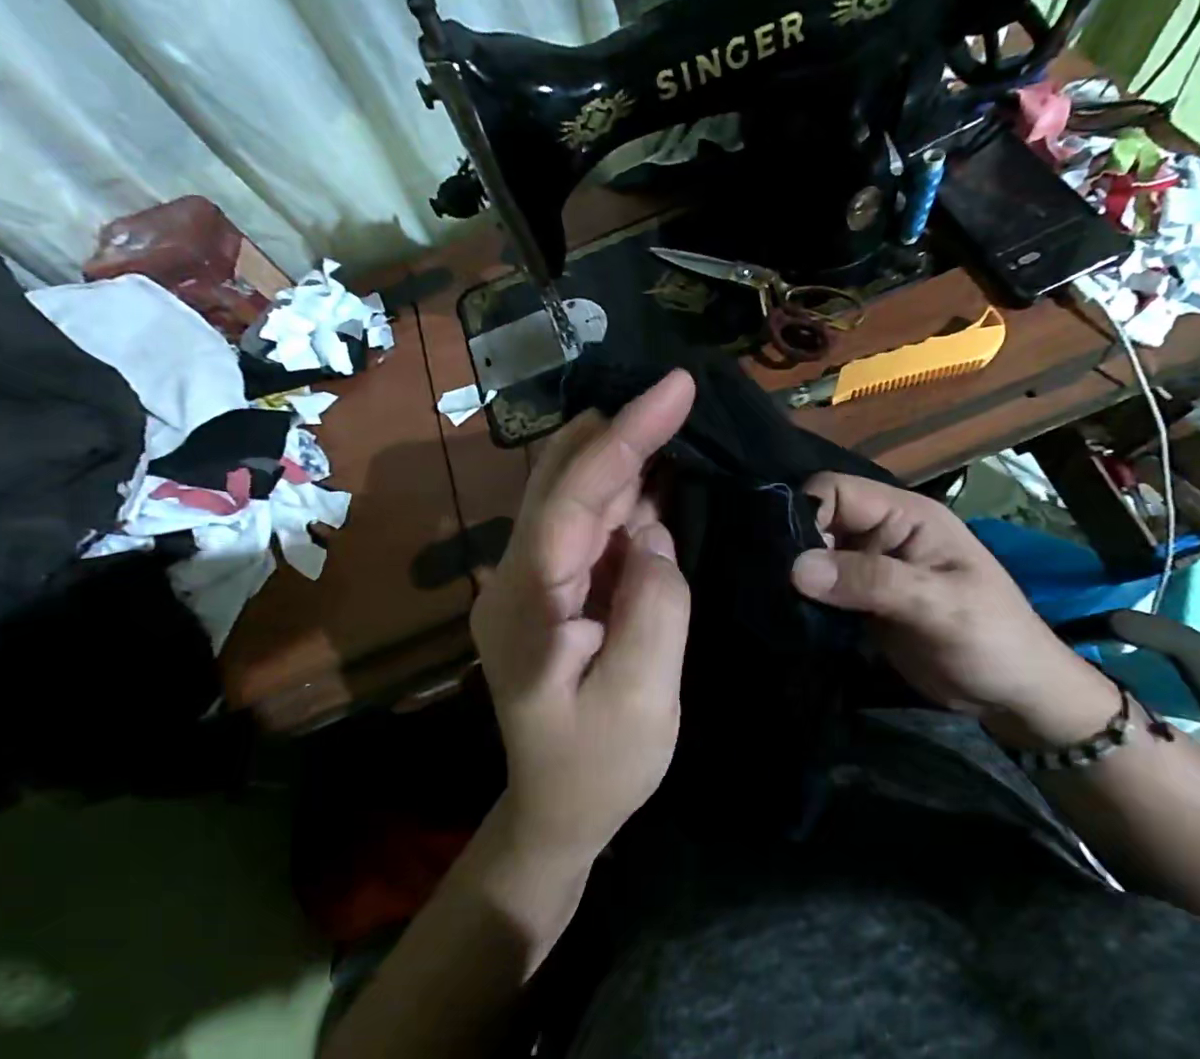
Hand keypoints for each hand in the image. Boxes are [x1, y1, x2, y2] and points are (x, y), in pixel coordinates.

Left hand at [470, 371, 695, 860]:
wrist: (558, 812)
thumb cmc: (598, 768)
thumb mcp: (640, 699)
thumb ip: (654, 609)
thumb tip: (653, 537)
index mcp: (527, 600)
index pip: (574, 495)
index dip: (626, 435)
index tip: (675, 386)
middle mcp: (517, 576)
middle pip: (565, 479)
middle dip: (623, 431)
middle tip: (682, 397)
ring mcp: (532, 581)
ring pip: (577, 495)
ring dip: (627, 459)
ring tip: (679, 426)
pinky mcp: (553, 589)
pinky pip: (590, 526)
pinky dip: (627, 497)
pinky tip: (661, 482)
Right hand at [788, 473, 1117, 743]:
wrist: (1014, 696)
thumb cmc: (994, 640)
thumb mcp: (940, 606)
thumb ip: (872, 581)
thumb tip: (796, 567)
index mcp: (906, 516)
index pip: (835, 490)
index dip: (805, 513)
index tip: (784, 558)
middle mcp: (882, 534)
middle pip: (818, 520)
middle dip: (792, 547)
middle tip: (768, 583)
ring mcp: (870, 569)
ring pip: (814, 556)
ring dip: (794, 577)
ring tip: (771, 601)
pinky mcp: (861, 602)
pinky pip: (821, 590)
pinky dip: (804, 600)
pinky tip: (787, 616)